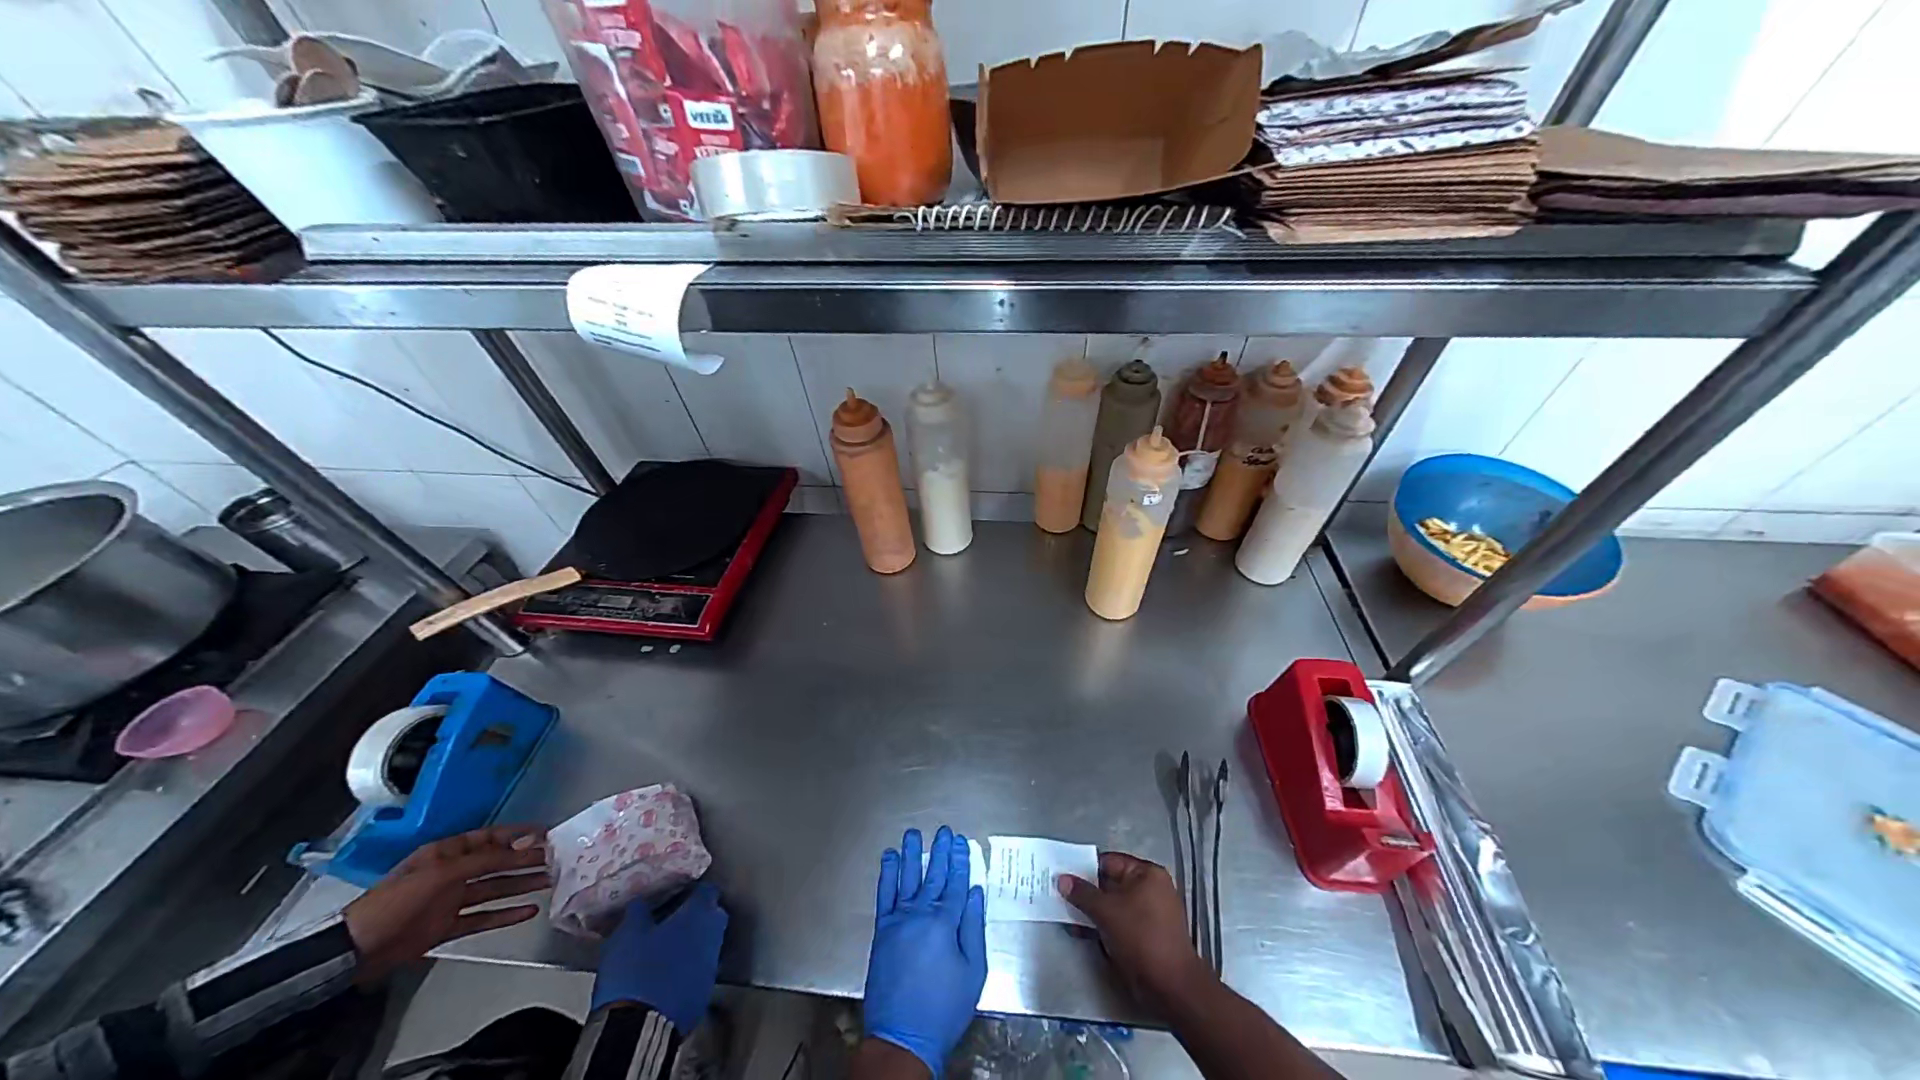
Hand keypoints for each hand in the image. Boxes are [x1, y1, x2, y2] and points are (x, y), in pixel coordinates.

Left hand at [345, 825, 550, 984]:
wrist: (356, 951)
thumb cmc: (397, 902)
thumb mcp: (442, 874)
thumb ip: (485, 860)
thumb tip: (524, 847)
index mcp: (446, 854)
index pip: (489, 838)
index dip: (517, 835)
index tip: (545, 835)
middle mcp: (451, 873)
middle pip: (495, 863)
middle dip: (525, 861)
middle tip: (554, 860)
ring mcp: (449, 901)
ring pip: (493, 889)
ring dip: (520, 885)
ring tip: (548, 882)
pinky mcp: (447, 926)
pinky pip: (483, 918)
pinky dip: (505, 915)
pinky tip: (528, 912)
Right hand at [592, 882, 727, 1033]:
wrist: (638, 1028)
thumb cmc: (635, 971)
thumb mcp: (627, 935)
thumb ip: (638, 913)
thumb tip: (641, 903)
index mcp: (699, 915)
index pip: (707, 891)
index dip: (693, 890)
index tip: (678, 893)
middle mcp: (713, 936)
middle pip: (713, 915)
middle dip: (697, 914)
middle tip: (672, 919)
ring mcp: (712, 966)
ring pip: (708, 944)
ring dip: (693, 942)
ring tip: (667, 948)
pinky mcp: (705, 993)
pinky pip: (701, 970)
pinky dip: (689, 967)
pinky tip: (669, 974)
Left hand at [863, 826, 986, 1077]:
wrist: (903, 1035)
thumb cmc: (945, 1007)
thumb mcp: (973, 971)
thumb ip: (973, 928)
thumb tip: (974, 893)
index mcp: (945, 923)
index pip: (956, 884)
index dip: (960, 862)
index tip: (961, 842)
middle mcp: (920, 914)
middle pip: (933, 876)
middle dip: (940, 852)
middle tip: (943, 832)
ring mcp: (897, 920)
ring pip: (906, 879)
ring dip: (910, 855)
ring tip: (912, 835)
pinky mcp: (881, 931)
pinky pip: (884, 895)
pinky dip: (886, 875)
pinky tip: (889, 860)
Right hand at [1057, 852, 1213, 1016]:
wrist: (1170, 986)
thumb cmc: (1141, 937)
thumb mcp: (1106, 911)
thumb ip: (1082, 893)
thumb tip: (1062, 879)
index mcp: (1147, 874)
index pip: (1109, 862)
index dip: (1084, 867)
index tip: (1062, 876)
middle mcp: (1151, 889)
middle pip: (1110, 883)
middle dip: (1085, 891)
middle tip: (1059, 894)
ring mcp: (1148, 913)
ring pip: (1112, 904)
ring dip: (1090, 910)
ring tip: (1064, 913)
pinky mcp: (1144, 934)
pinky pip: (1118, 921)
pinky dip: (1101, 924)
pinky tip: (1079, 930)